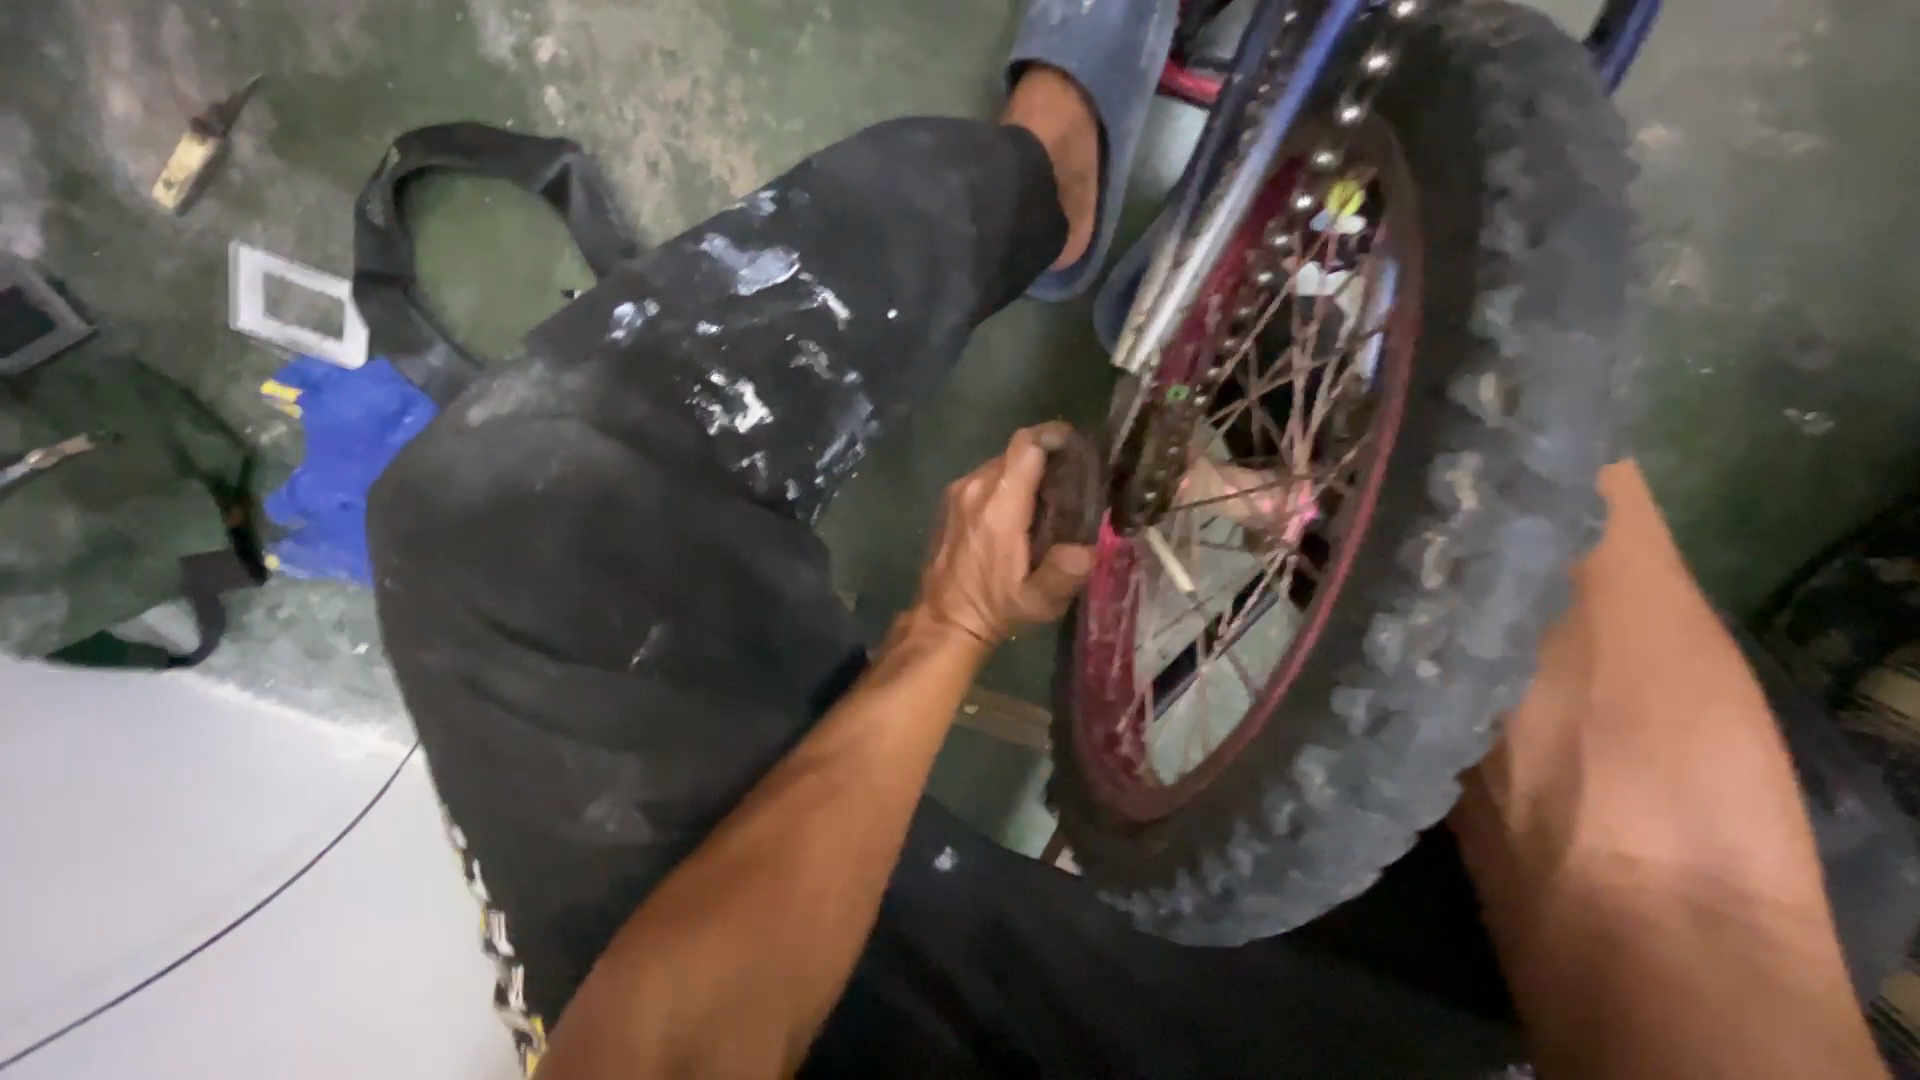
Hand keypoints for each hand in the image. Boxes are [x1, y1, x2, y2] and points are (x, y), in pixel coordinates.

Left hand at [911, 422, 1096, 648]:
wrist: (944, 619)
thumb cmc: (994, 607)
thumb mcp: (1038, 600)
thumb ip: (1065, 572)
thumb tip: (1089, 549)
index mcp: (999, 506)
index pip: (1026, 446)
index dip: (1053, 436)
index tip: (1076, 446)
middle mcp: (975, 488)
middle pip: (1016, 452)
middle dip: (1045, 460)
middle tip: (1071, 482)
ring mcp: (958, 491)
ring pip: (999, 464)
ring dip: (1024, 474)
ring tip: (1047, 500)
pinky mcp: (949, 500)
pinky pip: (984, 478)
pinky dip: (1005, 484)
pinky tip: (1018, 512)